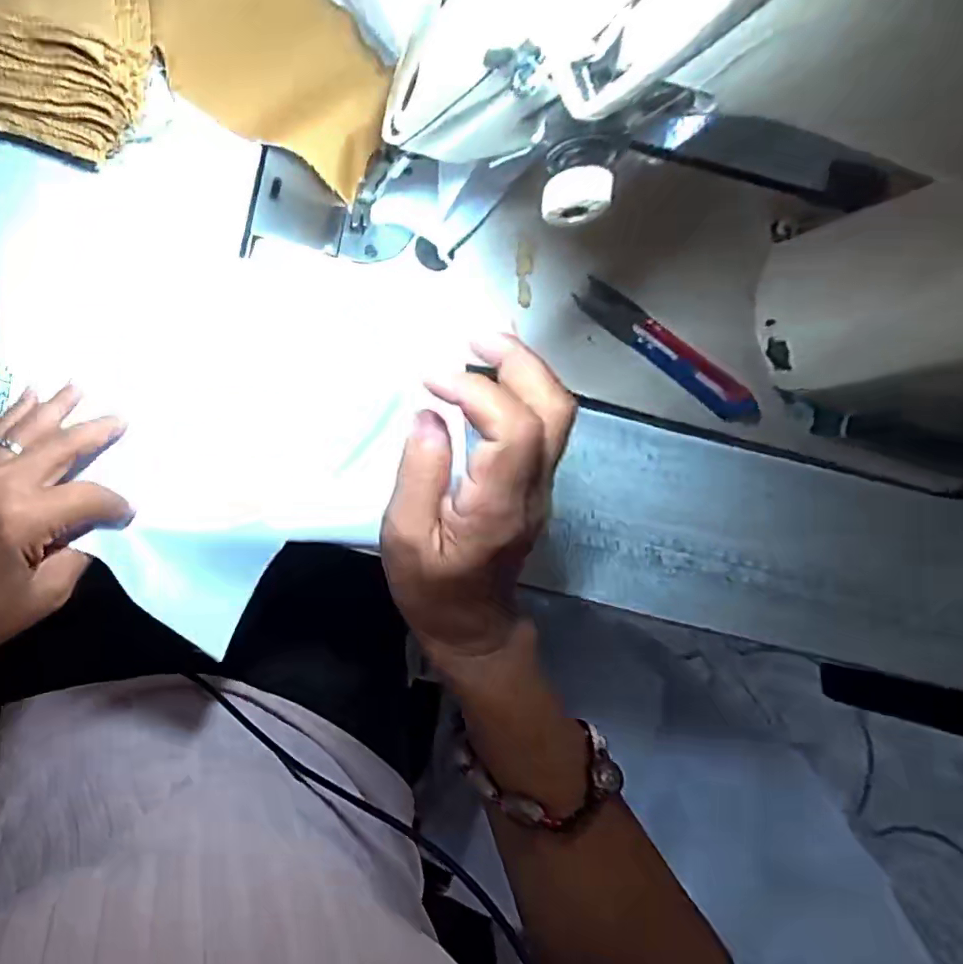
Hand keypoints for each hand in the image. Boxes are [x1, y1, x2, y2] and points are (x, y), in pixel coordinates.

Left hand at [0, 386, 129, 714]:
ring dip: (52, 409)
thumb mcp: (42, 597)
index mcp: (22, 517)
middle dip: (92, 432)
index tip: (129, 513)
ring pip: (22, 431)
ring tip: (76, 388)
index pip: (84, 497)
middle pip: (56, 448)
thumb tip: (91, 528)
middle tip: (120, 419)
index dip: (113, 504)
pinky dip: (13, 415)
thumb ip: (74, 554)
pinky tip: (28, 397)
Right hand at [380, 335, 575, 676]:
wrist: (471, 626)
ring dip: (526, 372)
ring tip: (483, 347)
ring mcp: (540, 487)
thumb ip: (418, 475)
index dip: (477, 392)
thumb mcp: (404, 537)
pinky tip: (489, 382)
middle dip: (521, 364)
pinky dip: (520, 392)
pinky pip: (541, 427)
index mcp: (498, 504)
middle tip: (476, 337)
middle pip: (555, 412)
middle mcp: (532, 490)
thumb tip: (429, 416)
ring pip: (558, 416)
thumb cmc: (430, 586)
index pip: (513, 430)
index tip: (429, 379)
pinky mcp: (531, 486)